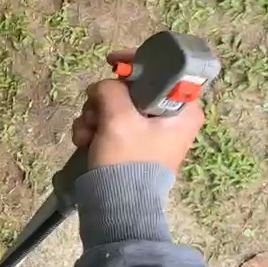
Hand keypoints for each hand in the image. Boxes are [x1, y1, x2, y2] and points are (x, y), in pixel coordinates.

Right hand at [70, 50, 204, 171]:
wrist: (118, 205)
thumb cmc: (127, 161)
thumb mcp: (118, 120)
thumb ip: (110, 91)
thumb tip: (102, 86)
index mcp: (183, 109)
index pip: (163, 71)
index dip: (135, 63)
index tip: (111, 62)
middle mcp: (170, 118)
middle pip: (131, 90)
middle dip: (104, 100)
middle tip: (93, 114)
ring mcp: (150, 133)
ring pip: (115, 107)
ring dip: (93, 116)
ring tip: (86, 135)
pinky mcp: (131, 145)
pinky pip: (109, 124)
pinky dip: (93, 130)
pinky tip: (85, 142)